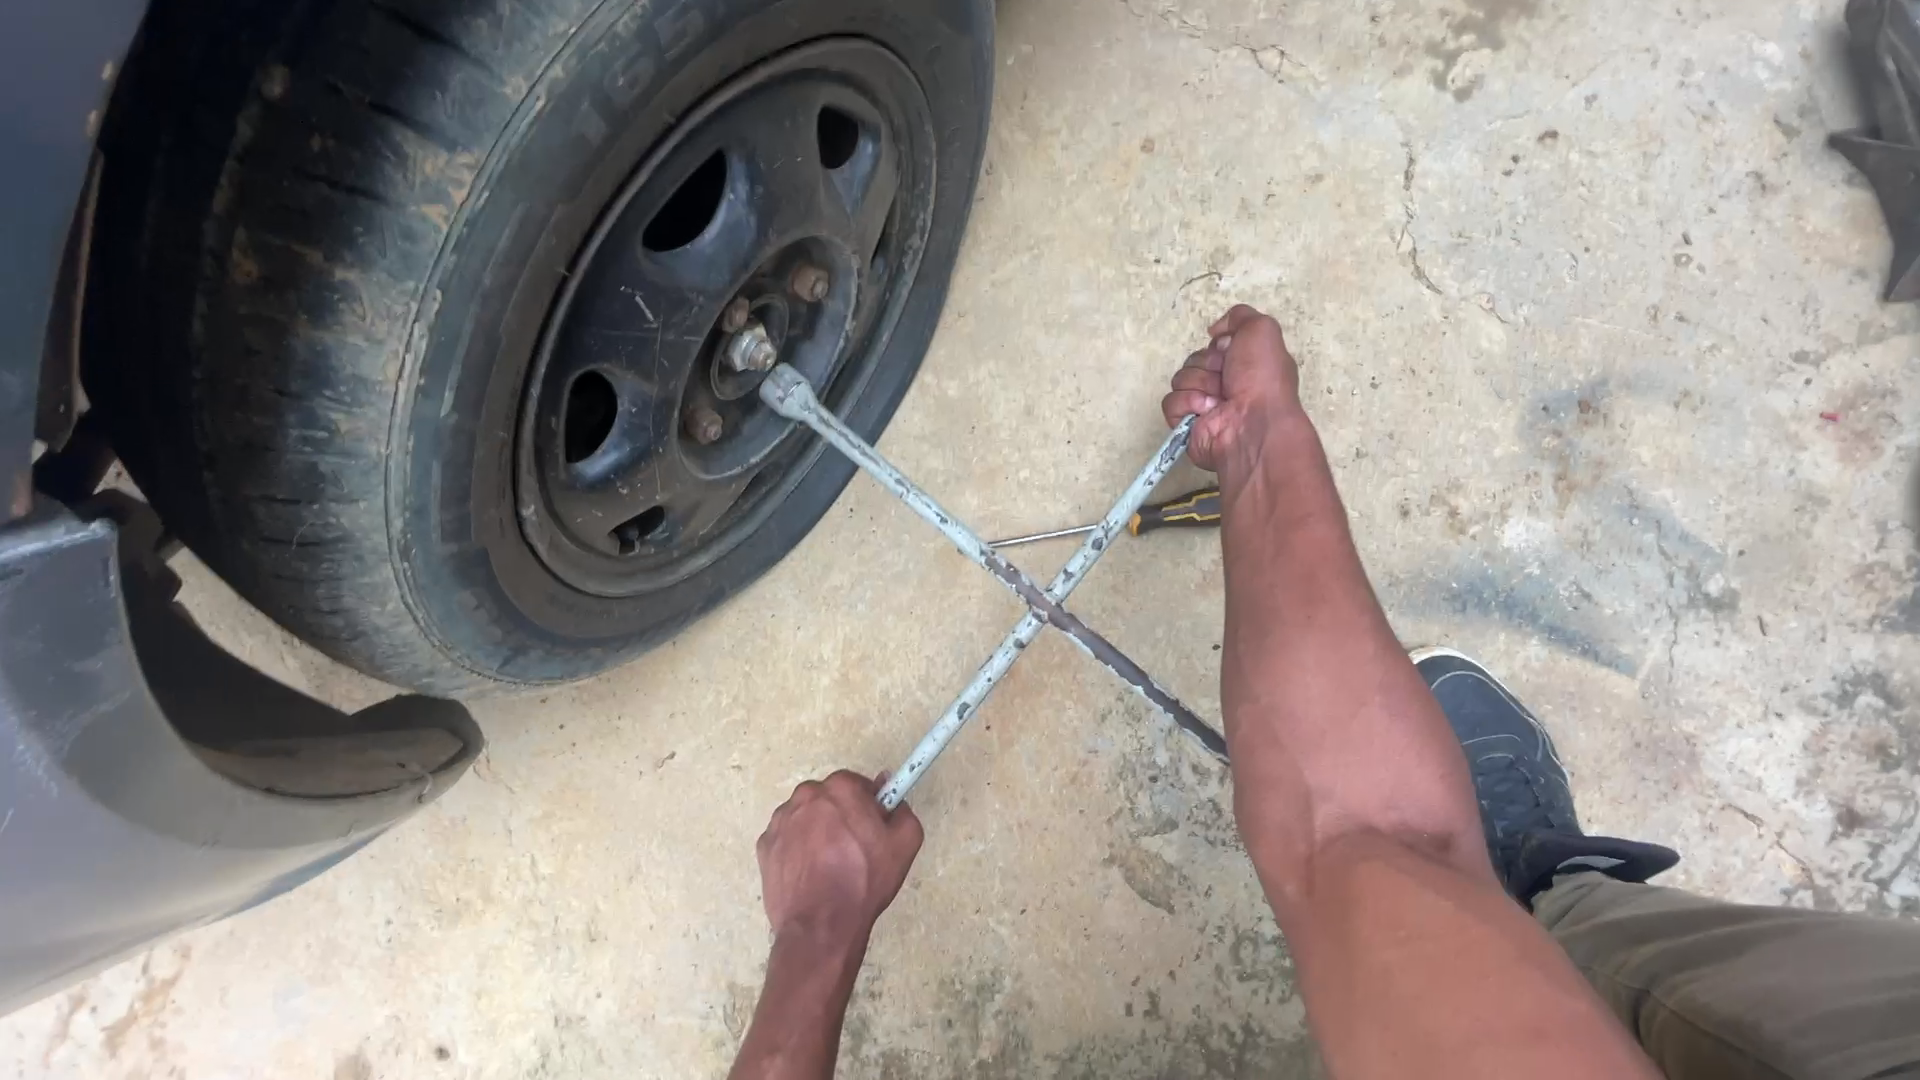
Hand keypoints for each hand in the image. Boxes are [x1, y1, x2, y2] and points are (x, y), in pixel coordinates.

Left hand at [755, 771, 923, 947]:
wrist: (821, 926)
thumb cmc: (865, 881)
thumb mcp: (905, 845)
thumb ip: (904, 812)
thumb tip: (894, 802)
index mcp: (840, 787)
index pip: (857, 784)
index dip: (867, 805)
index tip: (872, 826)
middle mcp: (806, 795)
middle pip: (828, 798)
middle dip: (840, 815)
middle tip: (853, 847)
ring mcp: (780, 820)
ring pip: (805, 816)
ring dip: (816, 830)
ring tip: (829, 864)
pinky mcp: (764, 846)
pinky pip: (786, 838)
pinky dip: (796, 849)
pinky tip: (809, 873)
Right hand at [1161, 304, 1303, 472]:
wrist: (1253, 422)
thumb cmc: (1262, 378)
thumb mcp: (1262, 330)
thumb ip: (1240, 316)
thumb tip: (1214, 331)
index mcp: (1241, 365)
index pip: (1212, 346)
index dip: (1219, 346)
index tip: (1231, 352)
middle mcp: (1223, 384)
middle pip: (1194, 360)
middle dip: (1207, 365)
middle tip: (1225, 378)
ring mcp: (1203, 405)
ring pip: (1180, 379)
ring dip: (1199, 384)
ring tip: (1218, 399)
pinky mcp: (1186, 424)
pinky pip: (1170, 402)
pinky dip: (1187, 404)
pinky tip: (1206, 412)